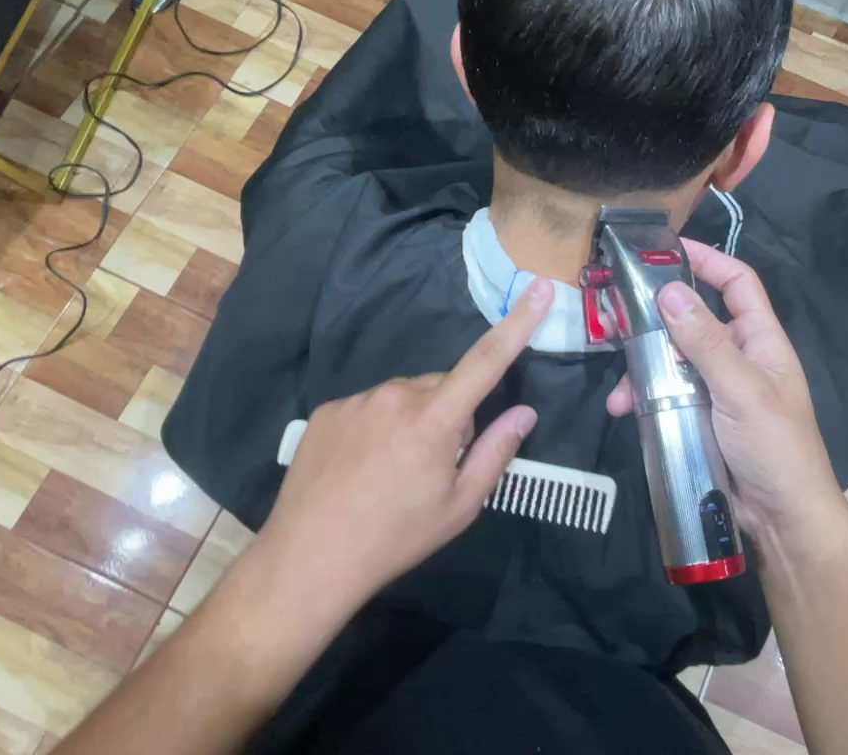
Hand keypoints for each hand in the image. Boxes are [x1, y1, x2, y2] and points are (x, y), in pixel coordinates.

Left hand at [247, 277, 552, 607]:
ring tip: (392, 470)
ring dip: (413, 419)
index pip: (486, 361)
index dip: (517, 323)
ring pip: (406, 396)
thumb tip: (524, 412)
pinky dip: (377, 426)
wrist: (307, 561)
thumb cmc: (395, 538)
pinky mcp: (327, 410)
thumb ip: (496, 452)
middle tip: (435, 465)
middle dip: (450, 413)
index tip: (539, 287)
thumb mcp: (460, 506)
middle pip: (444, 387)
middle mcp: (395, 396)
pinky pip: (370, 406)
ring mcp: (356, 400)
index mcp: (434, 420)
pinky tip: (362, 466)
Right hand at [605, 240, 842, 539]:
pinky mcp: (698, 418)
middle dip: (658, 320)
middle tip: (619, 317)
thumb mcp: (741, 389)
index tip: (666, 249)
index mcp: (761, 340)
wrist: (781, 519)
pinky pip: (666, 395)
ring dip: (644, 367)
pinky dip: (645, 398)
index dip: (708, 260)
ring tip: (622, 388)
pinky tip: (626, 410)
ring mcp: (716, 389)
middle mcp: (738, 357)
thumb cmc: (775, 446)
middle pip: (694, 320)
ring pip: (672, 360)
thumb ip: (705, 342)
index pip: (737, 283)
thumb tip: (670, 291)